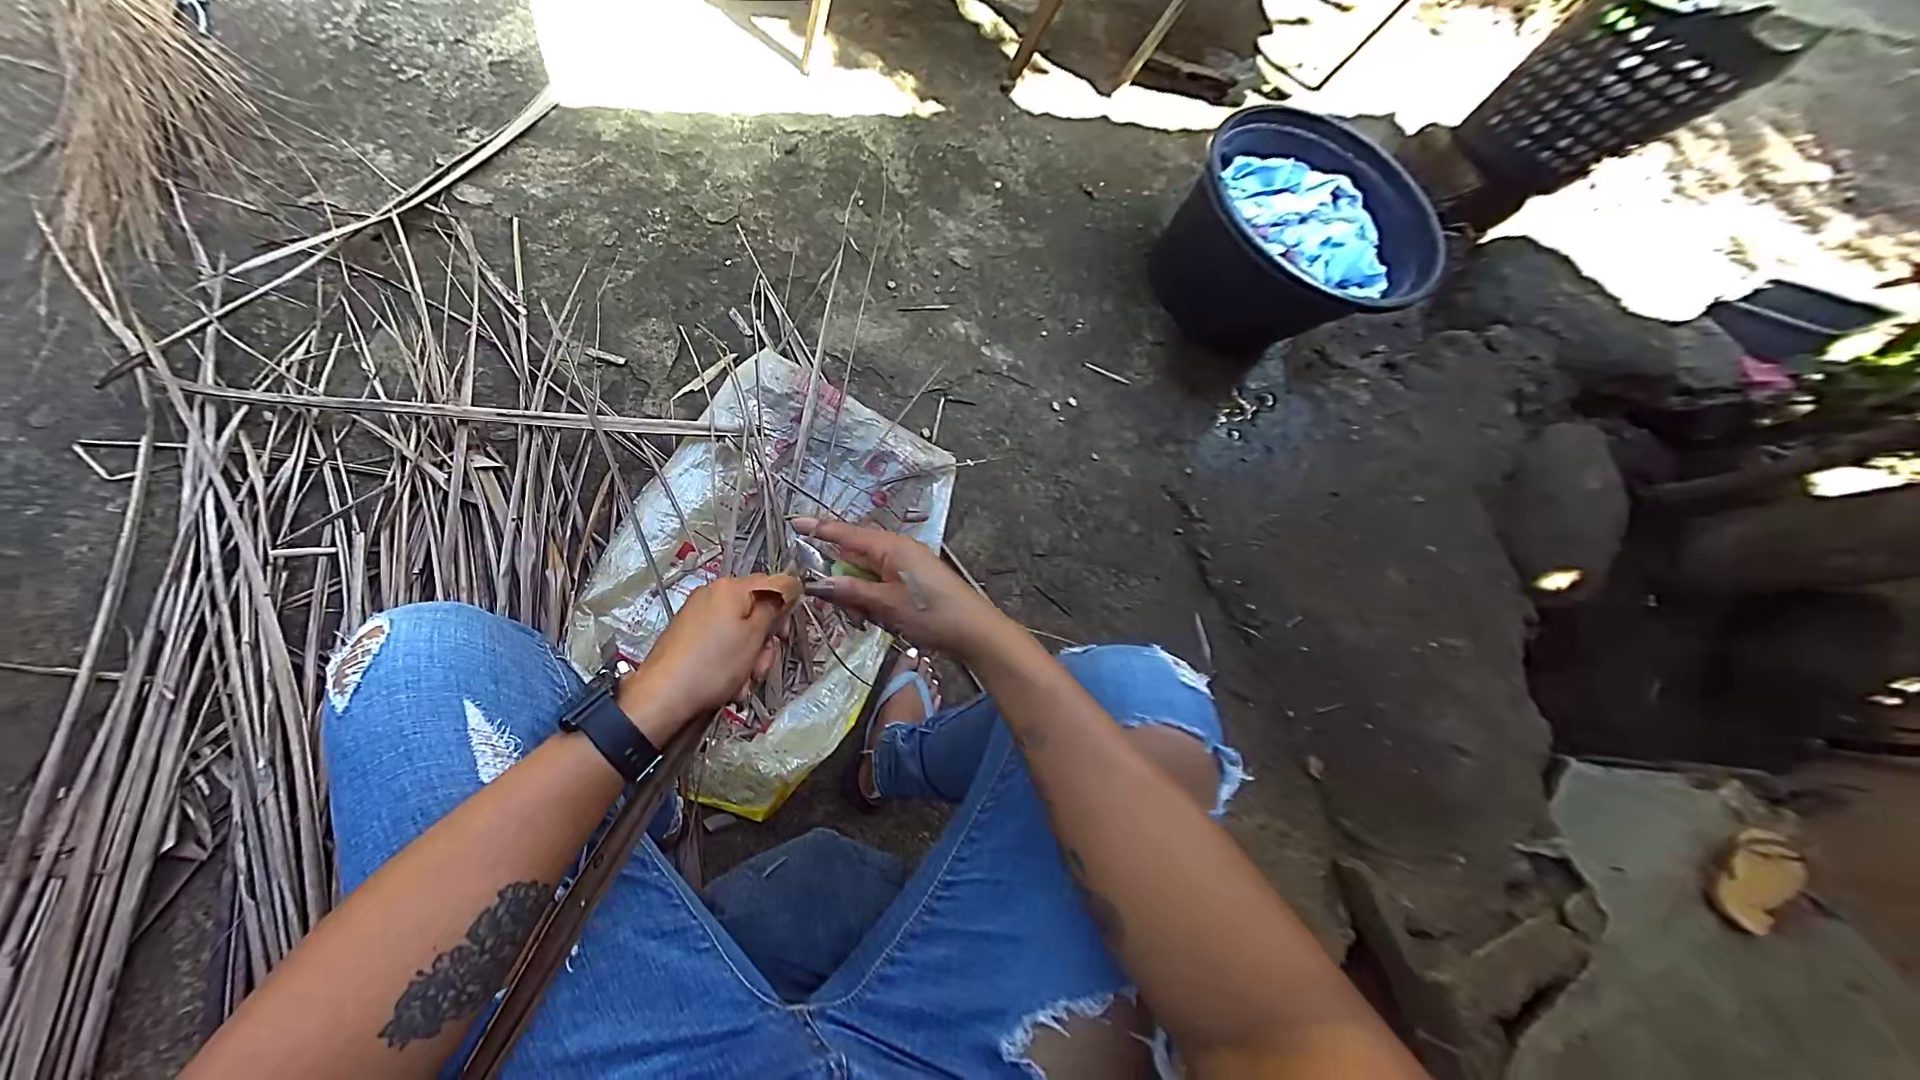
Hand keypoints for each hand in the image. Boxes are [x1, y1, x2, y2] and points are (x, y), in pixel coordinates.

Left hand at [616, 574, 797, 740]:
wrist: (663, 696)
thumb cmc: (713, 665)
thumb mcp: (754, 635)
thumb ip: (775, 606)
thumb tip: (789, 586)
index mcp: (731, 587)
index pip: (775, 584)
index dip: (787, 609)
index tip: (783, 635)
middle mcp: (713, 594)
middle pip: (757, 612)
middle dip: (764, 642)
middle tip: (760, 665)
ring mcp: (698, 615)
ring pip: (741, 632)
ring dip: (749, 658)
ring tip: (742, 682)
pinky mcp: (688, 636)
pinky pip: (722, 643)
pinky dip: (730, 662)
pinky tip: (729, 685)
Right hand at [791, 517, 1015, 662]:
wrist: (974, 630)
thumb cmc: (931, 613)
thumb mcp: (886, 604)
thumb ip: (852, 591)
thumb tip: (820, 583)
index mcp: (891, 546)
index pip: (847, 533)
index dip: (820, 529)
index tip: (795, 522)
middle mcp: (899, 549)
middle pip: (856, 554)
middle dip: (839, 575)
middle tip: (826, 595)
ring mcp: (908, 565)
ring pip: (868, 572)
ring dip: (858, 592)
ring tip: (860, 614)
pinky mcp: (915, 581)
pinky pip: (883, 582)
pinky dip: (873, 597)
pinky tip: (874, 615)